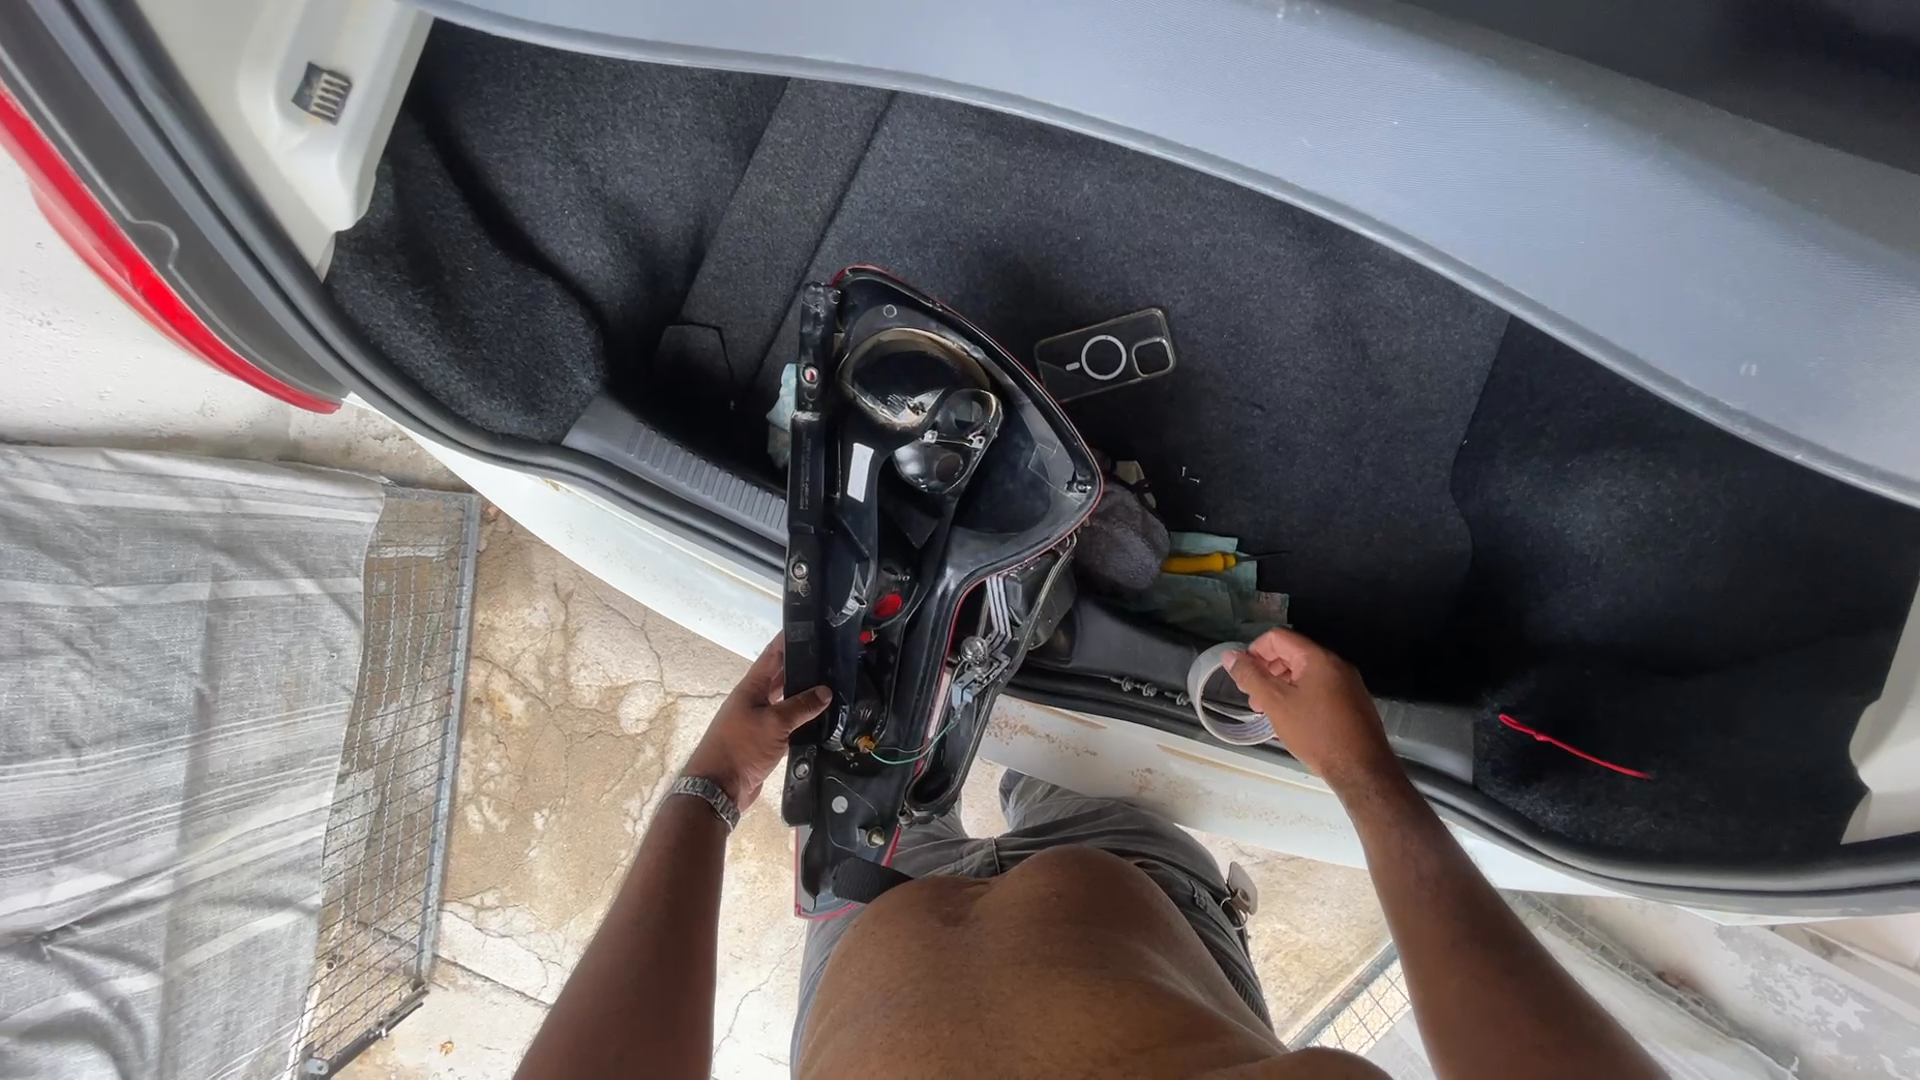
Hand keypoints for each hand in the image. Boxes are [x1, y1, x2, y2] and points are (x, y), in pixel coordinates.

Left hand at [682, 635, 830, 812]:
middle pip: (782, 677)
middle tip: (830, 657)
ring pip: (787, 701)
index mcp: (752, 688)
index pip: (773, 655)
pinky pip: (789, 724)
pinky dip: (804, 720)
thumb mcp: (773, 723)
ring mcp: (760, 721)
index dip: (789, 640)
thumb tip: (825, 692)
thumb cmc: (740, 747)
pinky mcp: (766, 742)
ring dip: (805, 695)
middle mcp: (755, 700)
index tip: (809, 626)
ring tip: (833, 685)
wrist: (718, 789)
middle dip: (803, 666)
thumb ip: (801, 706)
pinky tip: (823, 719)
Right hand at [1222, 628, 1396, 790]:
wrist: (1362, 771)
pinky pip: (1318, 687)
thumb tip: (1230, 656)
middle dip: (1266, 670)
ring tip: (1267, 709)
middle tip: (1252, 695)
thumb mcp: (1275, 702)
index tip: (1243, 674)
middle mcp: (1336, 665)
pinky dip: (1298, 695)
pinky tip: (1290, 717)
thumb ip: (1250, 676)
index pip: (1278, 637)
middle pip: (1291, 653)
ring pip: (1304, 672)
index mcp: (1318, 658)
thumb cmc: (1316, 733)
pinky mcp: (1351, 702)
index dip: (1255, 651)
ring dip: (1280, 684)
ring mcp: (1347, 684)